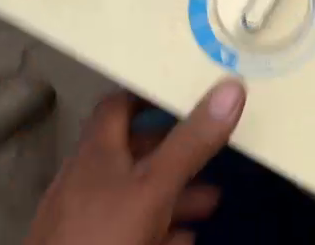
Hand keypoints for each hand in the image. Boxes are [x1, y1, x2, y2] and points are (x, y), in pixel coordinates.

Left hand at [25, 80, 245, 244]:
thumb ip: (191, 141)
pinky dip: (159, 230)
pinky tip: (182, 242)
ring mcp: (82, 225)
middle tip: (213, 150)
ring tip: (211, 203)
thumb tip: (232, 85)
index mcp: (95, 155)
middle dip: (177, 153)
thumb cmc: (103, 240)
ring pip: (135, 197)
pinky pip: (128, 232)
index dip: (152, 94)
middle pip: (134, 154)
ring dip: (175, 196)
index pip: (119, 105)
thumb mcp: (155, 188)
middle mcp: (84, 183)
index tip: (189, 92)